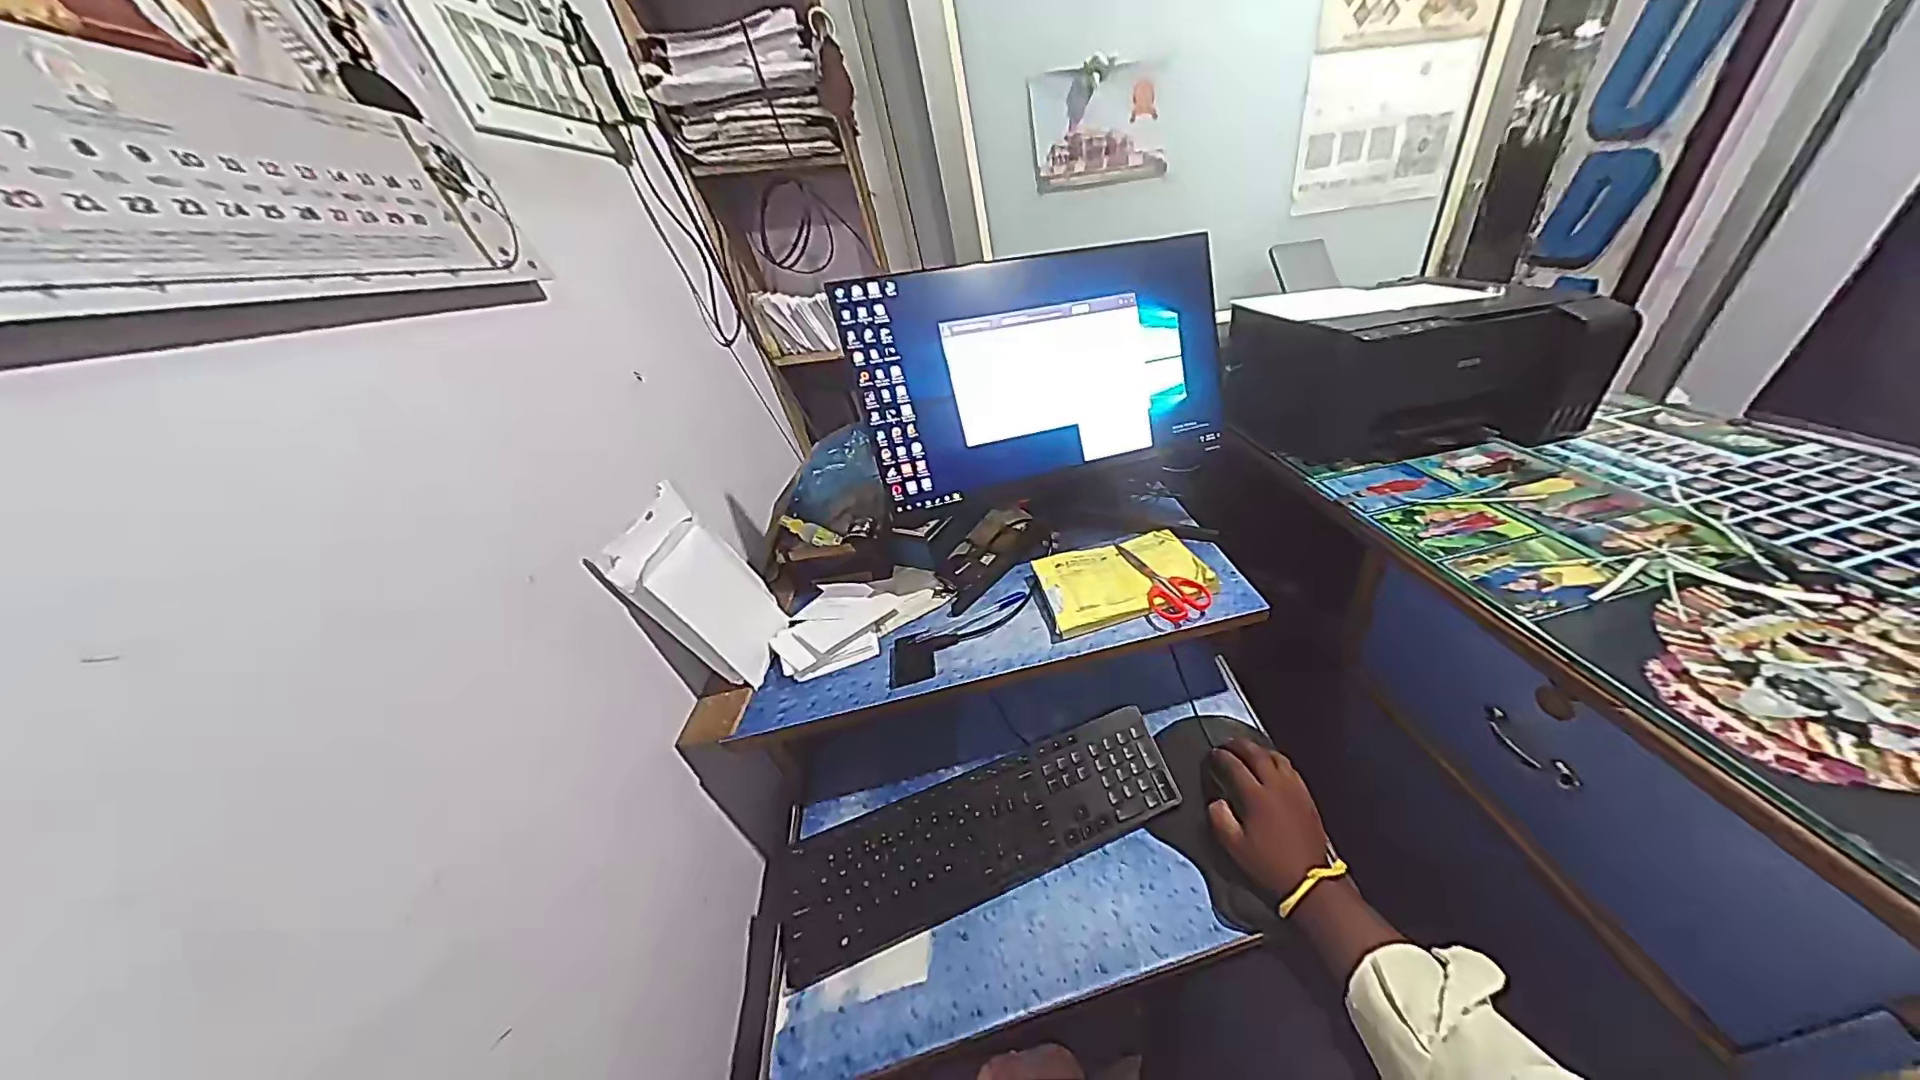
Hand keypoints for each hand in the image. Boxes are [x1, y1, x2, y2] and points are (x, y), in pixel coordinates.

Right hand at [1207, 739, 1333, 896]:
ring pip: (1276, 757)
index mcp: (1256, 797)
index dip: (1220, 757)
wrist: (1309, 882)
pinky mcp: (1307, 797)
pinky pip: (1291, 769)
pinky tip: (1272, 766)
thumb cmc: (1269, 865)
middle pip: (1256, 753)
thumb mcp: (1234, 847)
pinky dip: (1277, 761)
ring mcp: (1295, 790)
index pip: (1234, 765)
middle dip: (1239, 745)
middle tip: (1227, 744)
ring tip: (1249, 750)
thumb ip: (1219, 819)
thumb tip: (1216, 802)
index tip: (1213, 755)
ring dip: (1259, 750)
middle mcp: (1276, 787)